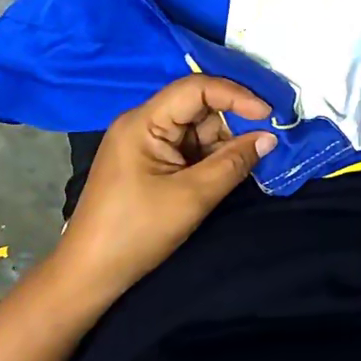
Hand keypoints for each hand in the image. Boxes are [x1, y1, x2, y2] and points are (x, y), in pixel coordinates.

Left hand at [54, 76, 276, 296]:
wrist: (91, 273)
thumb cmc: (137, 232)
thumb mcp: (192, 197)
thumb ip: (233, 163)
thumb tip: (269, 137)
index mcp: (143, 121)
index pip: (196, 88)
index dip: (236, 95)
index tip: (270, 114)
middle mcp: (141, 122)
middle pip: (196, 106)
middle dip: (231, 122)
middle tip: (264, 143)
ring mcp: (142, 142)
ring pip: (194, 128)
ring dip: (222, 142)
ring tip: (246, 164)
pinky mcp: (146, 161)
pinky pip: (185, 147)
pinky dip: (209, 156)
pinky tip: (227, 171)